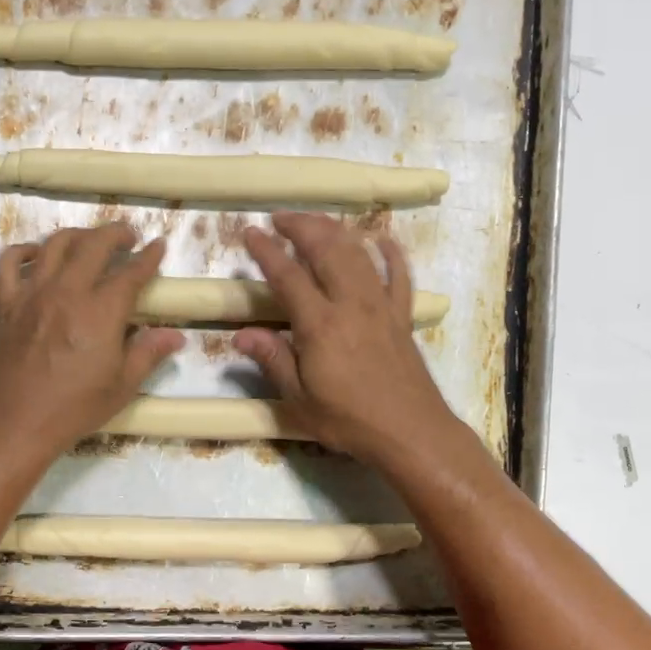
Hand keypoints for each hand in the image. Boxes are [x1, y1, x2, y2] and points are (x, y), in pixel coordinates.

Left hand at [0, 223, 184, 460]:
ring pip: (54, 245)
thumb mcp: (121, 387)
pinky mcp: (6, 305)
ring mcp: (32, 295)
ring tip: (89, 240)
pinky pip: (8, 264)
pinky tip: (35, 254)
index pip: (131, 273)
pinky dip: (22, 251)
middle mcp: (66, 292)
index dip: (148, 257)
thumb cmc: (75, 409)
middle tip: (127, 236)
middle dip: (115, 233)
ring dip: (77, 235)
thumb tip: (175, 336)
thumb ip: (148, 354)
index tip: (158, 246)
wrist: (18, 422)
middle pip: (93, 245)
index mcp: (100, 312)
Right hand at [236, 212, 457, 469]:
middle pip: (327, 249)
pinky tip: (380, 240)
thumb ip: (273, 360)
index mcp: (320, 325)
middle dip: (302, 226)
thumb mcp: (298, 400)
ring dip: (335, 230)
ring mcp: (381, 306)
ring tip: (315, 222)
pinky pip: (399, 274)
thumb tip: (241, 334)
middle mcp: (351, 304)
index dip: (266, 251)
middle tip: (280, 218)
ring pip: (359, 253)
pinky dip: (389, 252)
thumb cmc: (348, 420)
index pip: (288, 275)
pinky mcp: (402, 316)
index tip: (249, 232)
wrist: (409, 431)